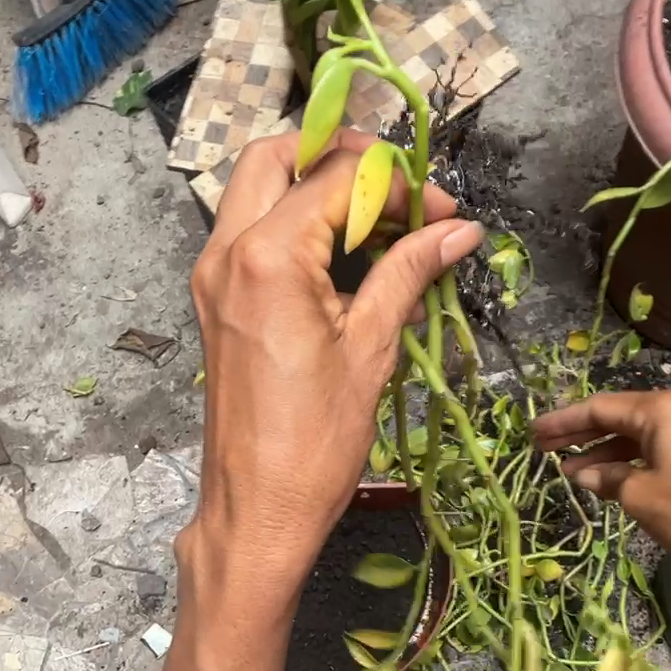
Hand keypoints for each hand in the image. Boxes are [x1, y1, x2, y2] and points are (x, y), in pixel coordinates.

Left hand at [182, 129, 482, 593]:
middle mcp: (225, 253)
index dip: (399, 184)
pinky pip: (251, 241)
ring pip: (256, 195)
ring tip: (379, 228)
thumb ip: (408, 274)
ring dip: (315, 194)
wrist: (257, 510)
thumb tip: (459, 230)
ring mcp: (212, 280)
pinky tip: (348, 267)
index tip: (444, 210)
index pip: (337, 180)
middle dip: (339, 161)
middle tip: (396, 189)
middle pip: (275, 160)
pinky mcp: (215, 306)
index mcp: (266, 257)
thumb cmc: (315, 443)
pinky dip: (296, 233)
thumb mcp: (371, 350)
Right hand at [530, 390, 670, 587]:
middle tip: (544, 447)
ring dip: (604, 453)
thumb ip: (607, 479)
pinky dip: (631, 463)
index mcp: (662, 411)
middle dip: (581, 434)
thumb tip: (584, 473)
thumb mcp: (640, 496)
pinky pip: (659, 452)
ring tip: (571, 471)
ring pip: (639, 437)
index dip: (563, 422)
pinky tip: (612, 480)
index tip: (534, 433)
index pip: (600, 408)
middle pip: (620, 418)